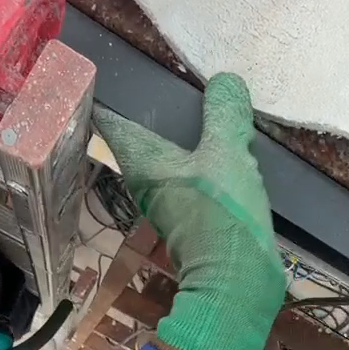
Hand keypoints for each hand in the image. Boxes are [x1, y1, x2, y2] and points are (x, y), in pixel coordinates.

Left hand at [92, 74, 285, 349]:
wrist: (239, 283)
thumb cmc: (222, 216)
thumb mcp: (228, 154)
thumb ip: (224, 115)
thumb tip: (225, 80)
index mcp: (141, 161)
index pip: (109, 116)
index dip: (110, 89)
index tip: (116, 65)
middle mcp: (146, 181)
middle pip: (142, 136)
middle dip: (154, 110)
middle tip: (173, 77)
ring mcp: (171, 202)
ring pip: (170, 158)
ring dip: (183, 137)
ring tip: (203, 108)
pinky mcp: (195, 219)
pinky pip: (193, 177)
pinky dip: (203, 161)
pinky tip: (225, 149)